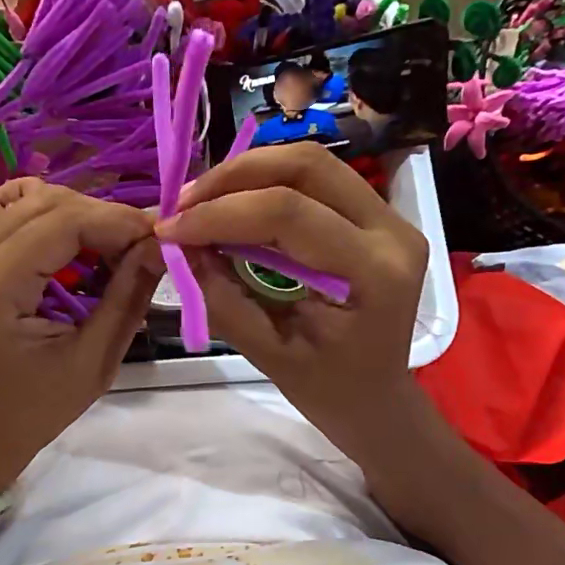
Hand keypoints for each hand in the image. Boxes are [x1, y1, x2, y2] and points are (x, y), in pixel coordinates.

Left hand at [0, 179, 159, 496]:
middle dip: (103, 217)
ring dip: (80, 215)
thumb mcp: (96, 358)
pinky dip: (53, 219)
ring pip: (29, 200)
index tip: (158, 235)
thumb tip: (162, 244)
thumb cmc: (42, 405)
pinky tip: (77, 245)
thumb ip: (128, 295)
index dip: (116, 221)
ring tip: (113, 248)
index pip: (60, 223)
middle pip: (45, 203)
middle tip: (143, 246)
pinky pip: (13, 213)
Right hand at [157, 143, 427, 442]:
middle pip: (308, 166)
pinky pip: (320, 181)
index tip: (171, 229)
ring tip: (202, 202)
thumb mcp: (270, 354)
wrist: (377, 400)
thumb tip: (179, 246)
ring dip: (250, 173)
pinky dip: (270, 183)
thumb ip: (224, 298)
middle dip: (235, 176)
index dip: (221, 213)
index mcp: (375, 272)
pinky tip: (236, 204)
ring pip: (314, 164)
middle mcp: (393, 232)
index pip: (290, 214)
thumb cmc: (329, 391)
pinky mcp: (379, 217)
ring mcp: (392, 219)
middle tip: (184, 204)